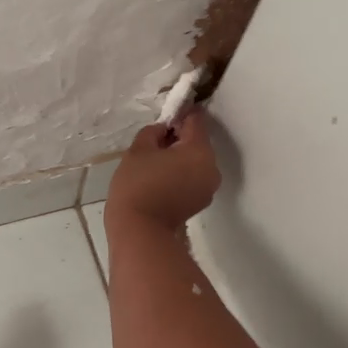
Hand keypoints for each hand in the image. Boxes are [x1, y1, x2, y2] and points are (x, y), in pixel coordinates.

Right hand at [107, 109, 221, 231]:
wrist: (139, 232)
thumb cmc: (136, 187)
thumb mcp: (137, 151)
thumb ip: (153, 132)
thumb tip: (163, 130)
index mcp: (200, 150)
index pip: (195, 120)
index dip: (178, 116)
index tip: (161, 123)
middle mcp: (212, 167)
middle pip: (197, 144)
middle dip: (178, 142)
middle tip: (152, 151)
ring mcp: (208, 188)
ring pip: (195, 163)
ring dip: (179, 162)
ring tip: (153, 171)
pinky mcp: (199, 204)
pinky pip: (192, 181)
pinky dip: (179, 178)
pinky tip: (159, 186)